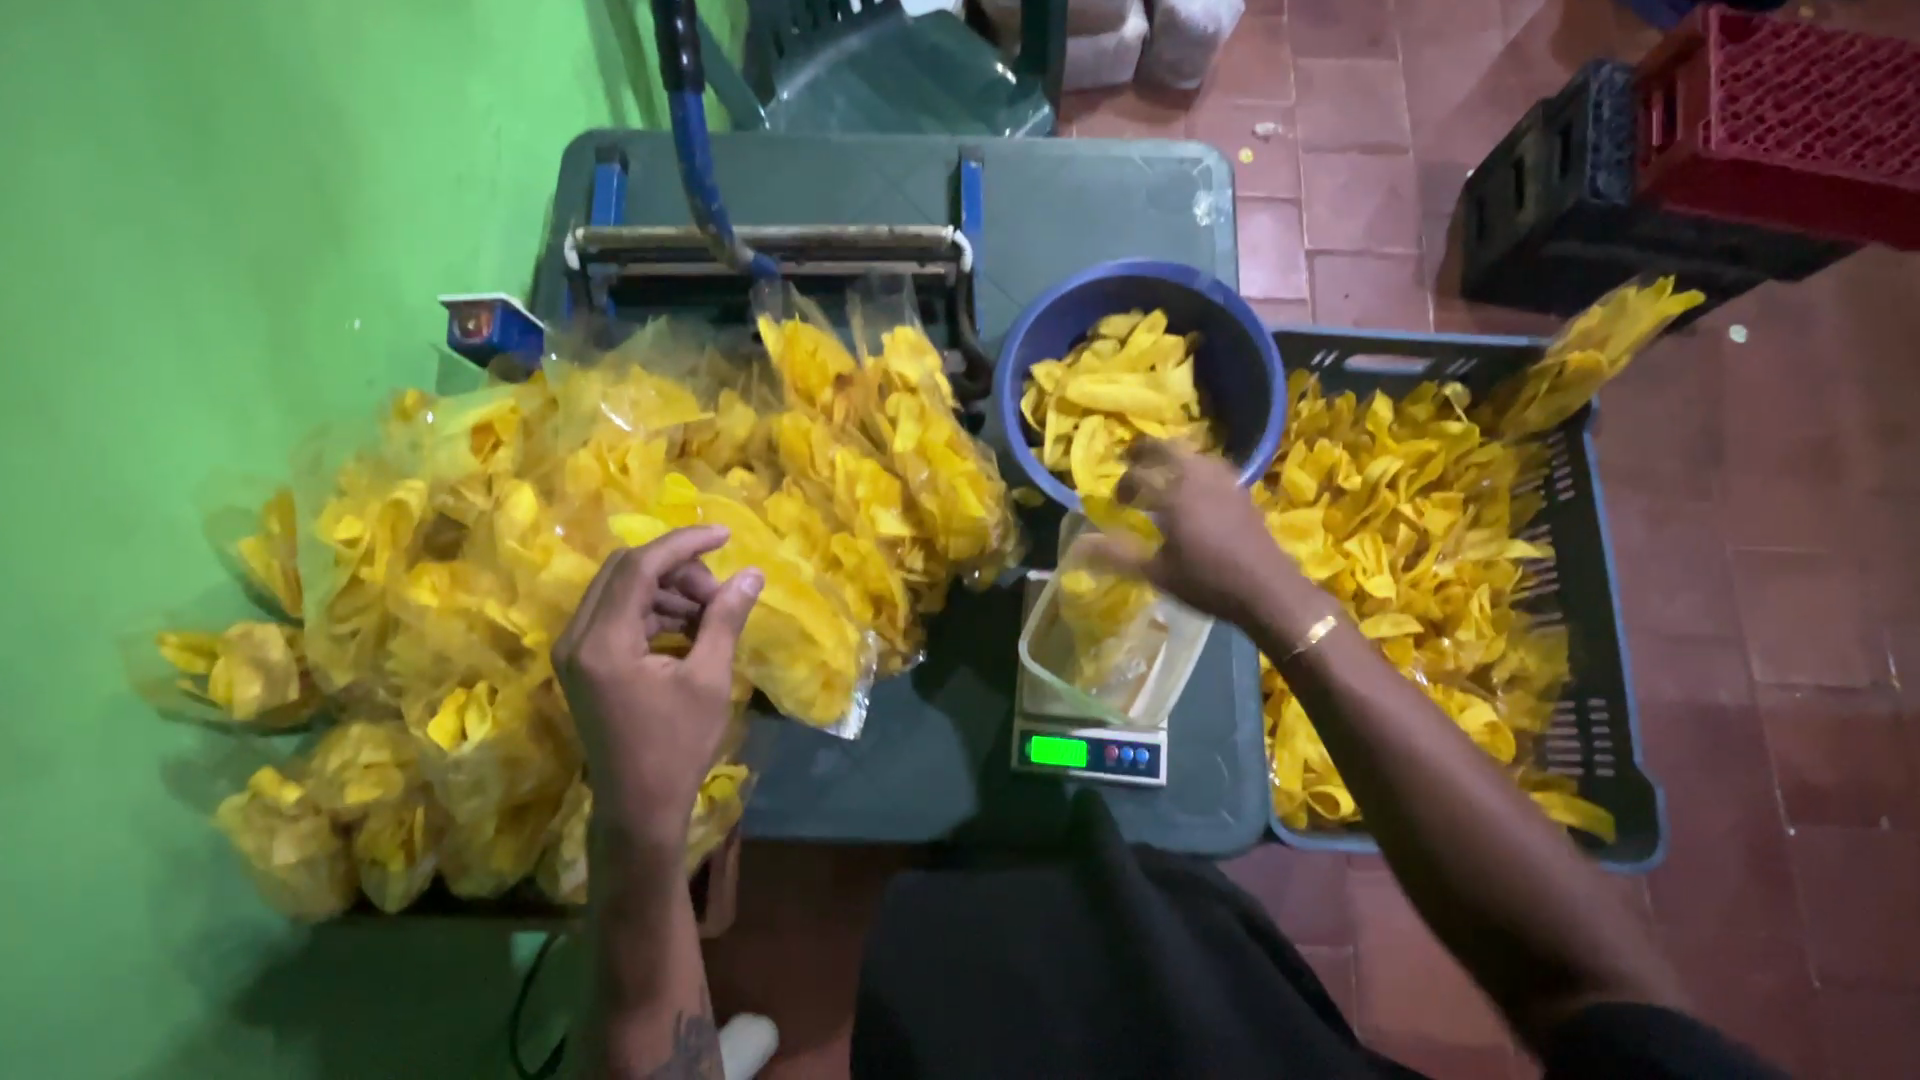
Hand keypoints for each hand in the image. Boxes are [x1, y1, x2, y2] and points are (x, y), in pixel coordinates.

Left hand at [552, 526, 762, 847]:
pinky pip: (619, 616)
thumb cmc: (677, 746)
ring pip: (622, 591)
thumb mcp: (709, 678)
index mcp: (602, 641)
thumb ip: (725, 618)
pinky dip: (655, 613)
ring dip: (668, 591)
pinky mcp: (583, 664)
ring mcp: (575, 652)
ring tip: (710, 615)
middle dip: (677, 570)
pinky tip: (690, 632)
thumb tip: (753, 574)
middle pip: (625, 571)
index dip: (684, 543)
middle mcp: (577, 637)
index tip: (726, 536)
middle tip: (718, 593)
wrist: (639, 806)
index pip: (639, 566)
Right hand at [1080, 441, 1306, 628]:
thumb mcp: (1156, 573)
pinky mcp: (1241, 491)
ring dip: (1172, 459)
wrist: (1267, 590)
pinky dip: (1194, 469)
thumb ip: (1116, 555)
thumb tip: (1079, 545)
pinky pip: (1211, 466)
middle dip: (1144, 453)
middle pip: (1167, 449)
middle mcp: (1198, 477)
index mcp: (1174, 494)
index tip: (1116, 504)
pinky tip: (1194, 490)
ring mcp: (1224, 481)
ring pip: (1192, 454)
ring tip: (1161, 475)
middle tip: (1131, 462)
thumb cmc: (1208, 582)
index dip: (1122, 487)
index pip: (1137, 476)